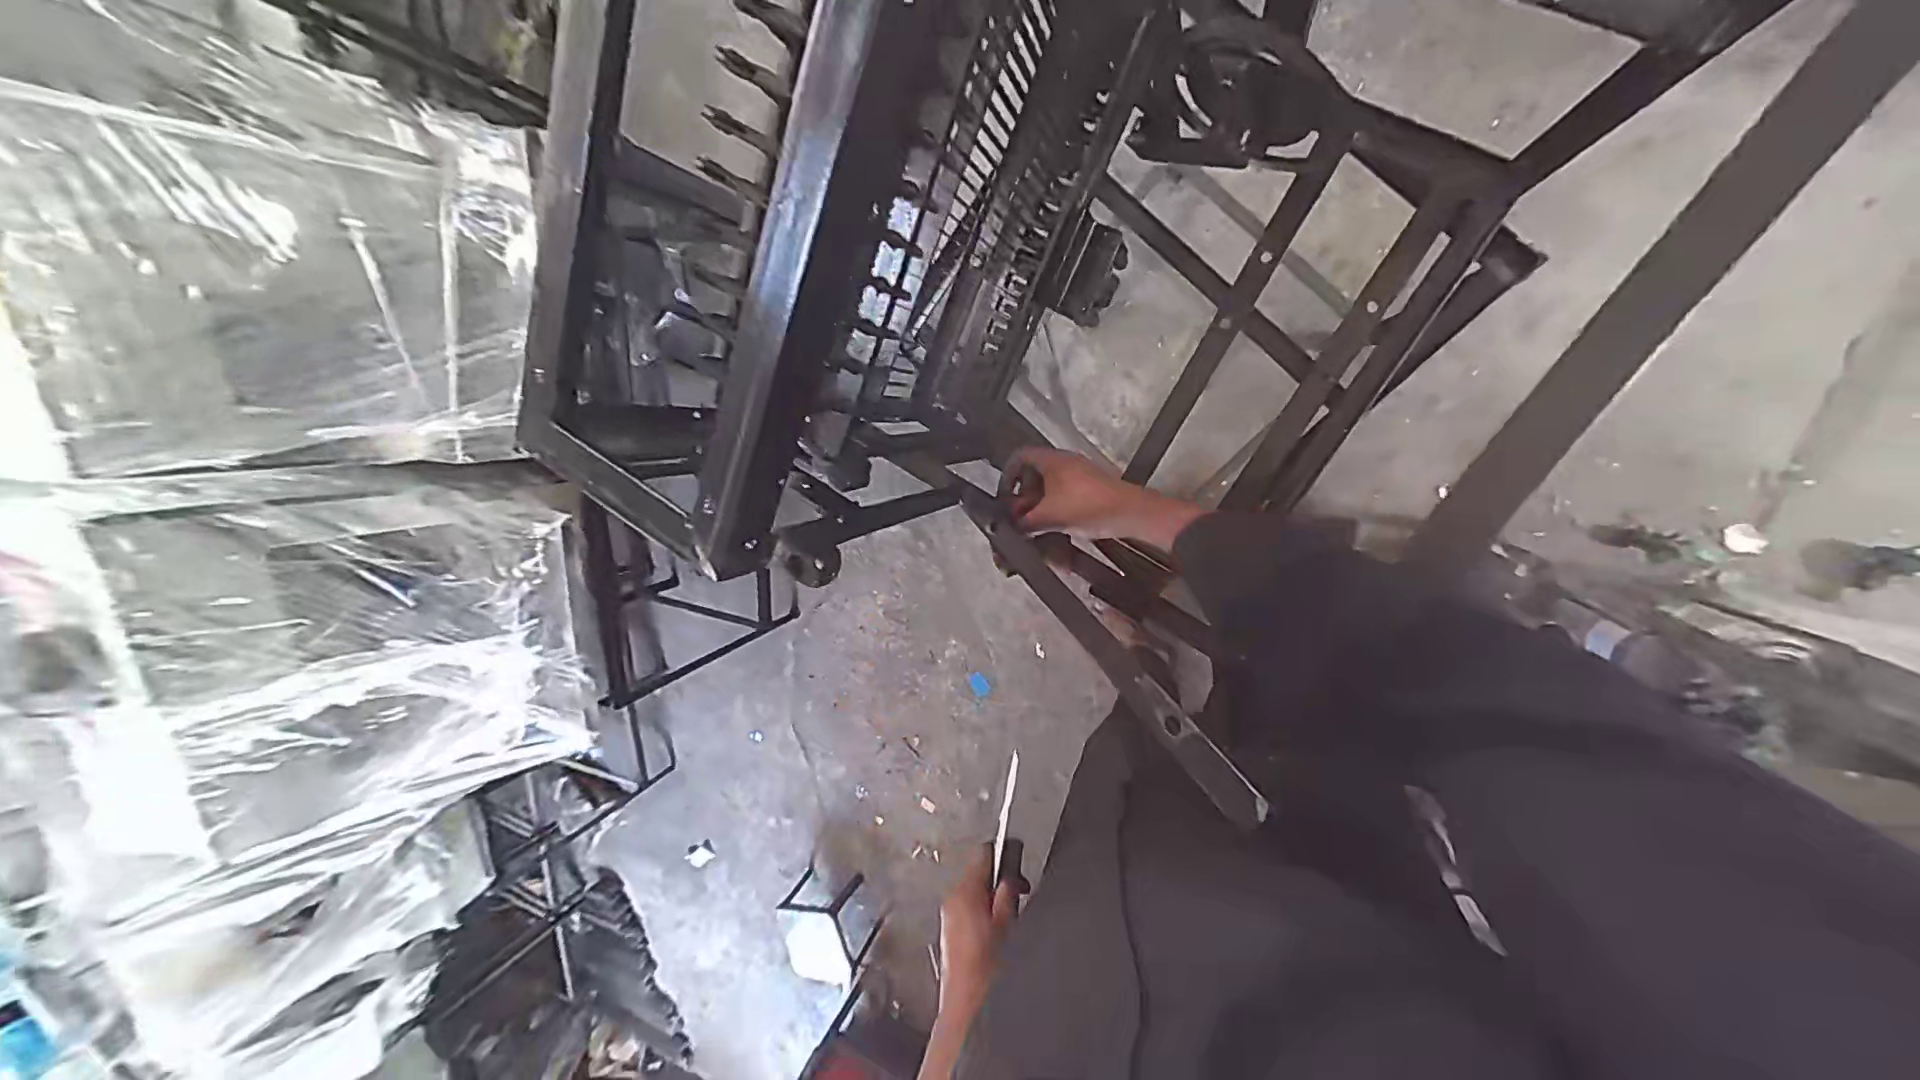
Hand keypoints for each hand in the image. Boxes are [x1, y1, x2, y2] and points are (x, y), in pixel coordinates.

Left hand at [937, 845, 1022, 1012]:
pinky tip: (993, 932)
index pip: (983, 855)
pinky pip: (967, 909)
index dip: (1002, 854)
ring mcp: (948, 915)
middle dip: (998, 882)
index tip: (1015, 858)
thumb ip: (1008, 896)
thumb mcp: (1007, 926)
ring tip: (1006, 918)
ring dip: (990, 899)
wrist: (965, 1005)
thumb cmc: (984, 969)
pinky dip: (981, 912)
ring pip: (973, 892)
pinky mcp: (949, 930)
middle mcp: (952, 900)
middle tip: (1017, 895)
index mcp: (965, 892)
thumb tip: (1010, 880)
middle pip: (977, 873)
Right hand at [1005, 447, 1204, 550]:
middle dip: (1023, 500)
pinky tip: (1055, 532)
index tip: (1004, 495)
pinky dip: (1055, 513)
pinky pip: (1063, 498)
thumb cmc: (1092, 507)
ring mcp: (1078, 477)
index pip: (1019, 457)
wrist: (1131, 514)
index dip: (1007, 475)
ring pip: (1048, 490)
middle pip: (1032, 476)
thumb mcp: (1049, 517)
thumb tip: (1012, 528)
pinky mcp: (1089, 491)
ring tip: (1035, 529)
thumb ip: (1024, 523)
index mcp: (1053, 461)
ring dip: (1038, 510)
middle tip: (1018, 519)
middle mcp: (1065, 464)